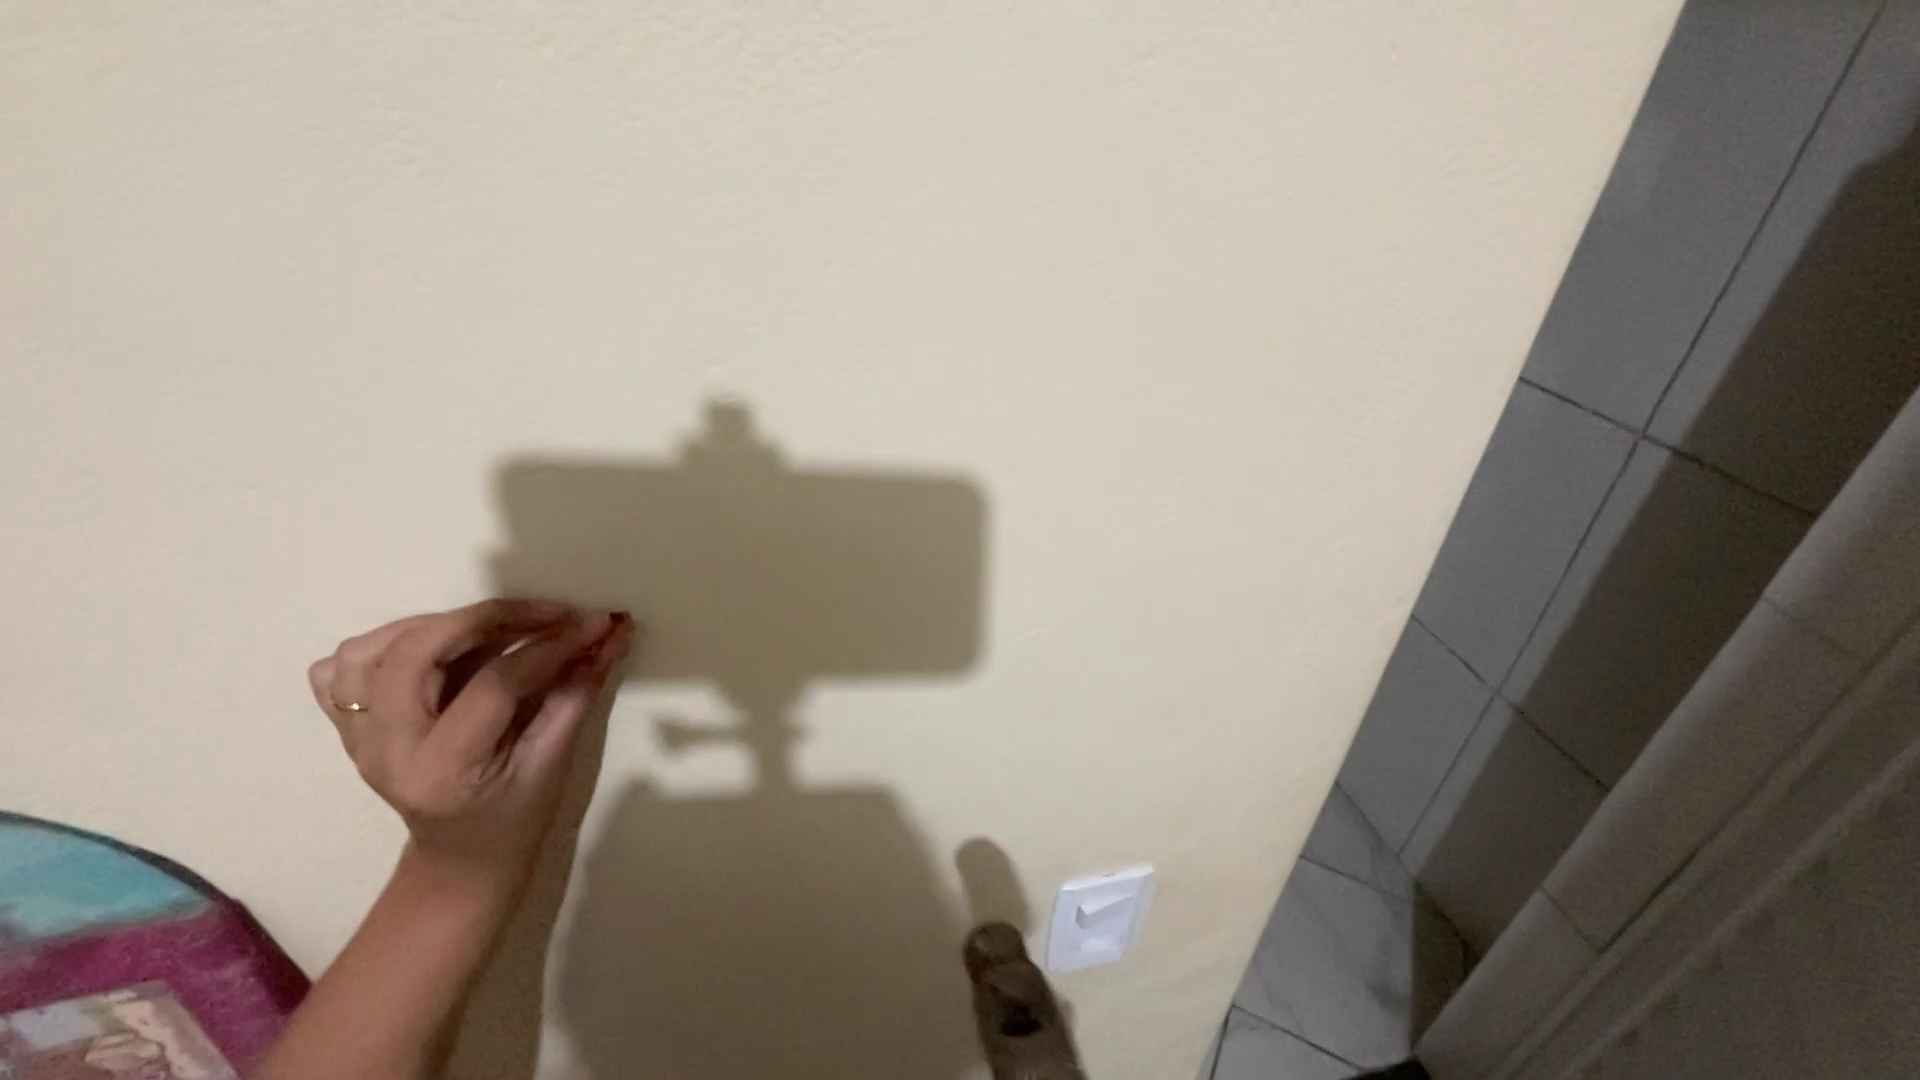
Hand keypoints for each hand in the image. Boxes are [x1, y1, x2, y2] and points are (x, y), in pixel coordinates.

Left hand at [307, 599, 634, 890]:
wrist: (462, 858)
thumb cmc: (516, 817)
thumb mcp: (556, 760)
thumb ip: (578, 692)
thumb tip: (609, 632)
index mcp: (442, 769)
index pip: (495, 684)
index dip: (550, 646)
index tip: (594, 624)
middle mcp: (385, 750)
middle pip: (419, 651)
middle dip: (490, 617)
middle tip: (546, 615)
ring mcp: (356, 737)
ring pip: (371, 650)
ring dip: (435, 625)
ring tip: (490, 629)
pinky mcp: (348, 726)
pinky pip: (340, 669)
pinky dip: (384, 645)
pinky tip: (434, 649)